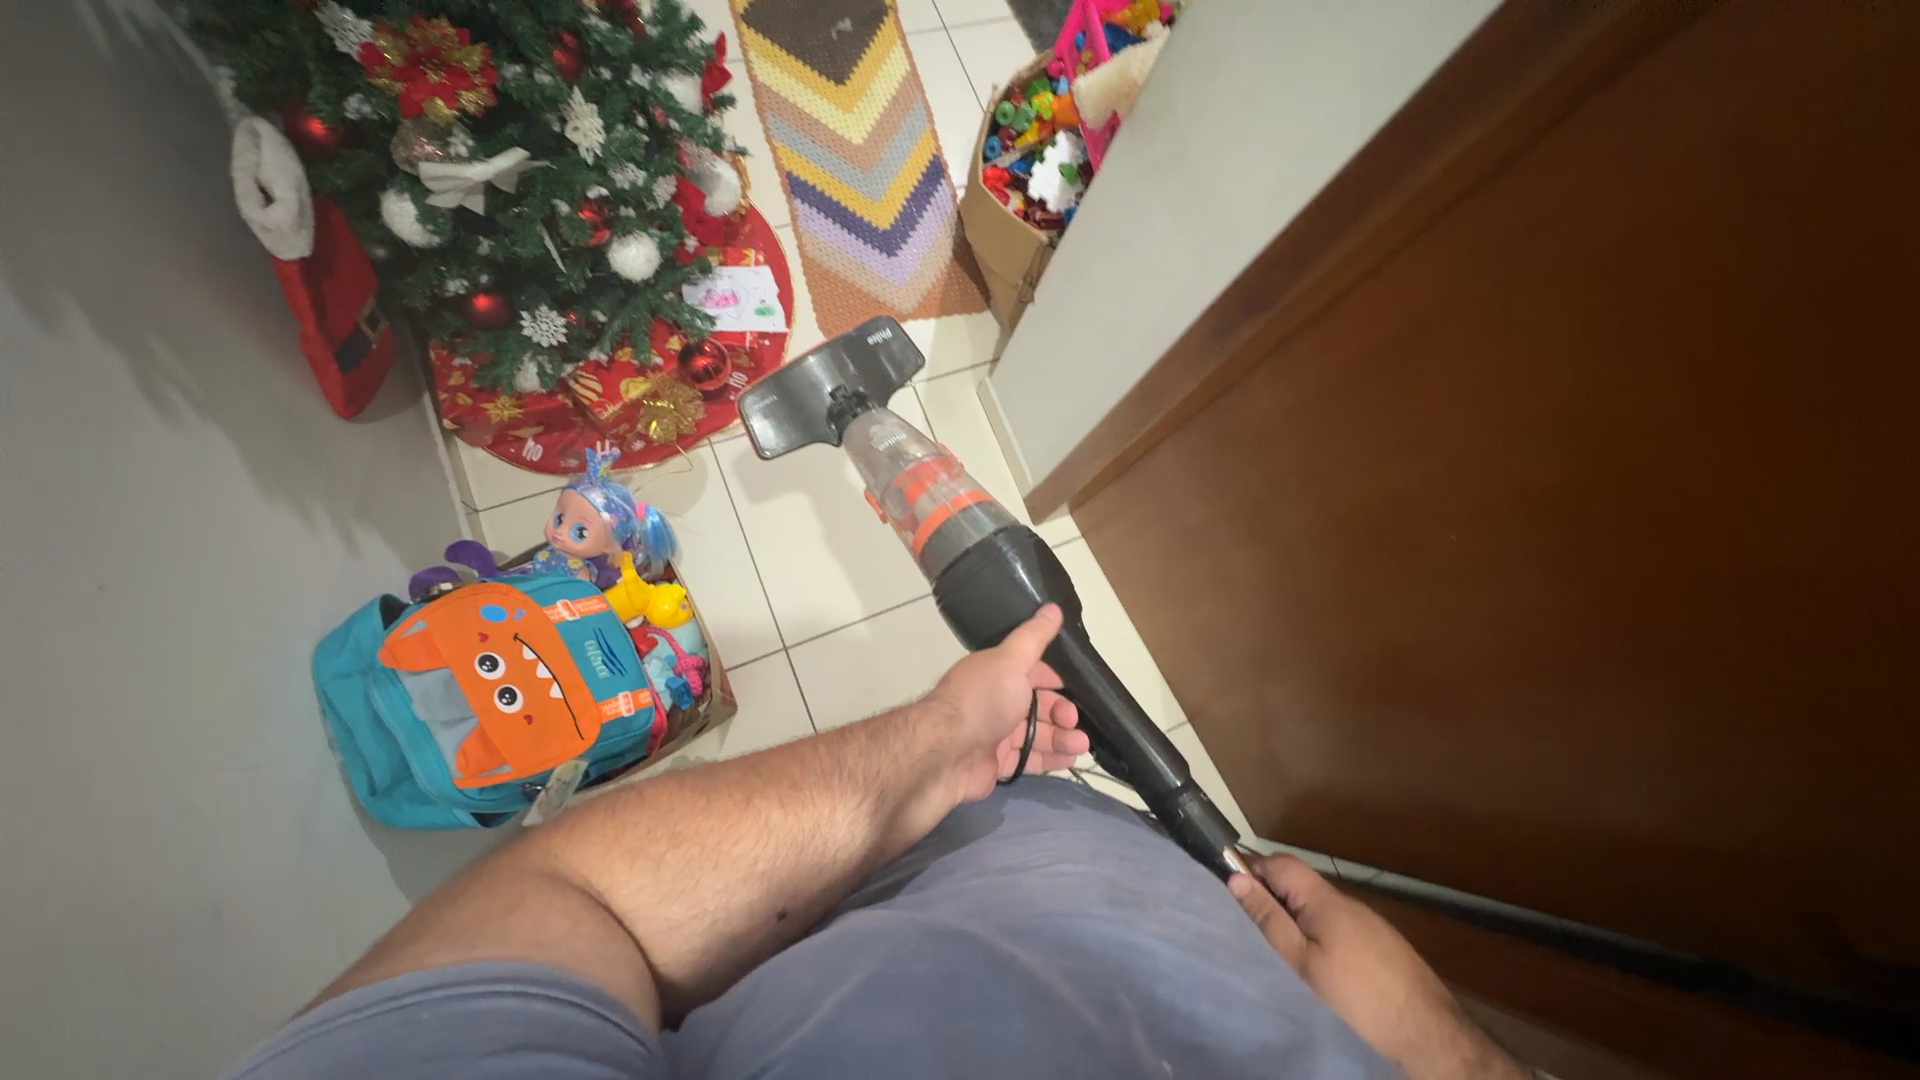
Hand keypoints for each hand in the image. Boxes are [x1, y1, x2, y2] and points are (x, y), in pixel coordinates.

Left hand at [926, 604, 1089, 803]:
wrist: (945, 753)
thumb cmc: (982, 702)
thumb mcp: (1011, 661)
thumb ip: (1034, 637)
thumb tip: (1053, 607)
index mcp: (997, 673)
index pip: (1034, 672)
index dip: (1057, 680)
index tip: (1080, 689)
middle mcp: (996, 700)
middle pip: (1038, 705)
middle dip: (1062, 712)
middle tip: (1074, 722)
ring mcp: (995, 733)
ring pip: (1036, 733)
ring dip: (1061, 737)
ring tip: (1081, 744)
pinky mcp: (995, 763)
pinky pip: (1028, 759)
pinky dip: (1050, 759)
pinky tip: (1070, 758)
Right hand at [1230, 855, 1529, 1079]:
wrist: (1426, 1029)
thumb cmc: (1356, 993)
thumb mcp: (1302, 960)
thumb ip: (1269, 918)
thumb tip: (1236, 877)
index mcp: (1323, 898)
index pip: (1279, 861)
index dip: (1255, 871)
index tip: (1240, 897)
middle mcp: (1344, 899)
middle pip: (1298, 880)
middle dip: (1273, 894)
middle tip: (1261, 929)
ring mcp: (1364, 917)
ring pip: (1316, 901)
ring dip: (1295, 913)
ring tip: (1287, 948)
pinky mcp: (1378, 937)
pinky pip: (1335, 919)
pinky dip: (1318, 928)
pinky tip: (1321, 959)